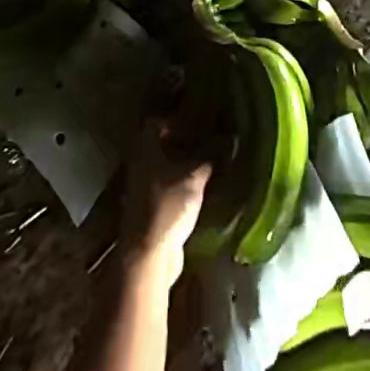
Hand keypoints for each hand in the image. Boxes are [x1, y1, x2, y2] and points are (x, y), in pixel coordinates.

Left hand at [120, 117, 212, 285]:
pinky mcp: (150, 205)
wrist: (149, 251)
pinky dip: (182, 182)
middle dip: (183, 142)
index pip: (155, 122)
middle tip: (209, 143)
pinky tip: (202, 189)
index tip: (197, 124)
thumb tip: (230, 137)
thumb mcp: (193, 176)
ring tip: (211, 164)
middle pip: (160, 143)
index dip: (175, 120)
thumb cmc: (168, 205)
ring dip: (184, 163)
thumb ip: (210, 156)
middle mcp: (139, 161)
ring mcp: (142, 184)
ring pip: (164, 165)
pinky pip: (167, 185)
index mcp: (144, 147)